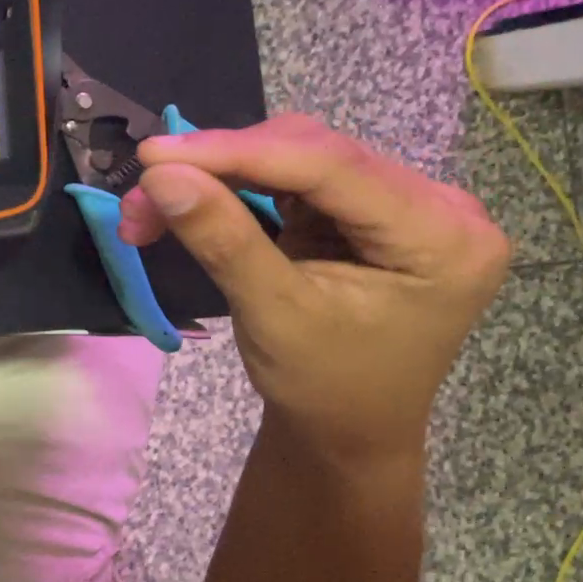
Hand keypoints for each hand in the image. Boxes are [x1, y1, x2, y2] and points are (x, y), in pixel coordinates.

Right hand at [117, 115, 509, 462]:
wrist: (346, 429)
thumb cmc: (325, 385)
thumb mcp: (273, 314)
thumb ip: (222, 238)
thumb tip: (161, 174)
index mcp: (441, 235)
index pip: (329, 166)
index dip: (235, 152)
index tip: (153, 154)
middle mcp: (432, 205)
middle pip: (306, 152)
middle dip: (215, 167)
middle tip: (140, 196)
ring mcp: (395, 204)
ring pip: (287, 156)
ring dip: (212, 174)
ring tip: (150, 209)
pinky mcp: (356, 210)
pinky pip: (283, 177)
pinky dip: (225, 187)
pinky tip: (186, 205)